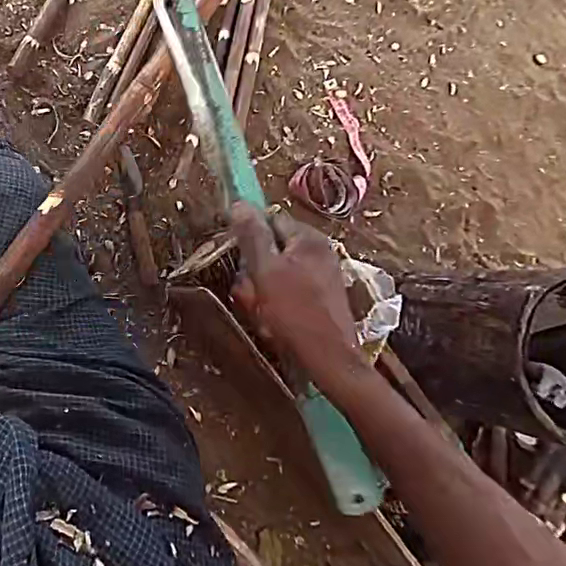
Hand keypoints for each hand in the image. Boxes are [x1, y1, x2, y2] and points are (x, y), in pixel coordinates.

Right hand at [228, 203, 367, 390]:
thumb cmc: (295, 313)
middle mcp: (321, 251)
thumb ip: (253, 236)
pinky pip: (291, 292)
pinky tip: (272, 322)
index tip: (235, 255)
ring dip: (263, 290)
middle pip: (275, 248)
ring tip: (260, 311)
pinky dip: (277, 304)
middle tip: (248, 292)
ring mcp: (324, 275)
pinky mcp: (323, 299)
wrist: (330, 361)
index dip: (250, 234)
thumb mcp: (266, 271)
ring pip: (280, 273)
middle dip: (256, 269)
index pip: (271, 219)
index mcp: (309, 238)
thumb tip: (240, 203)